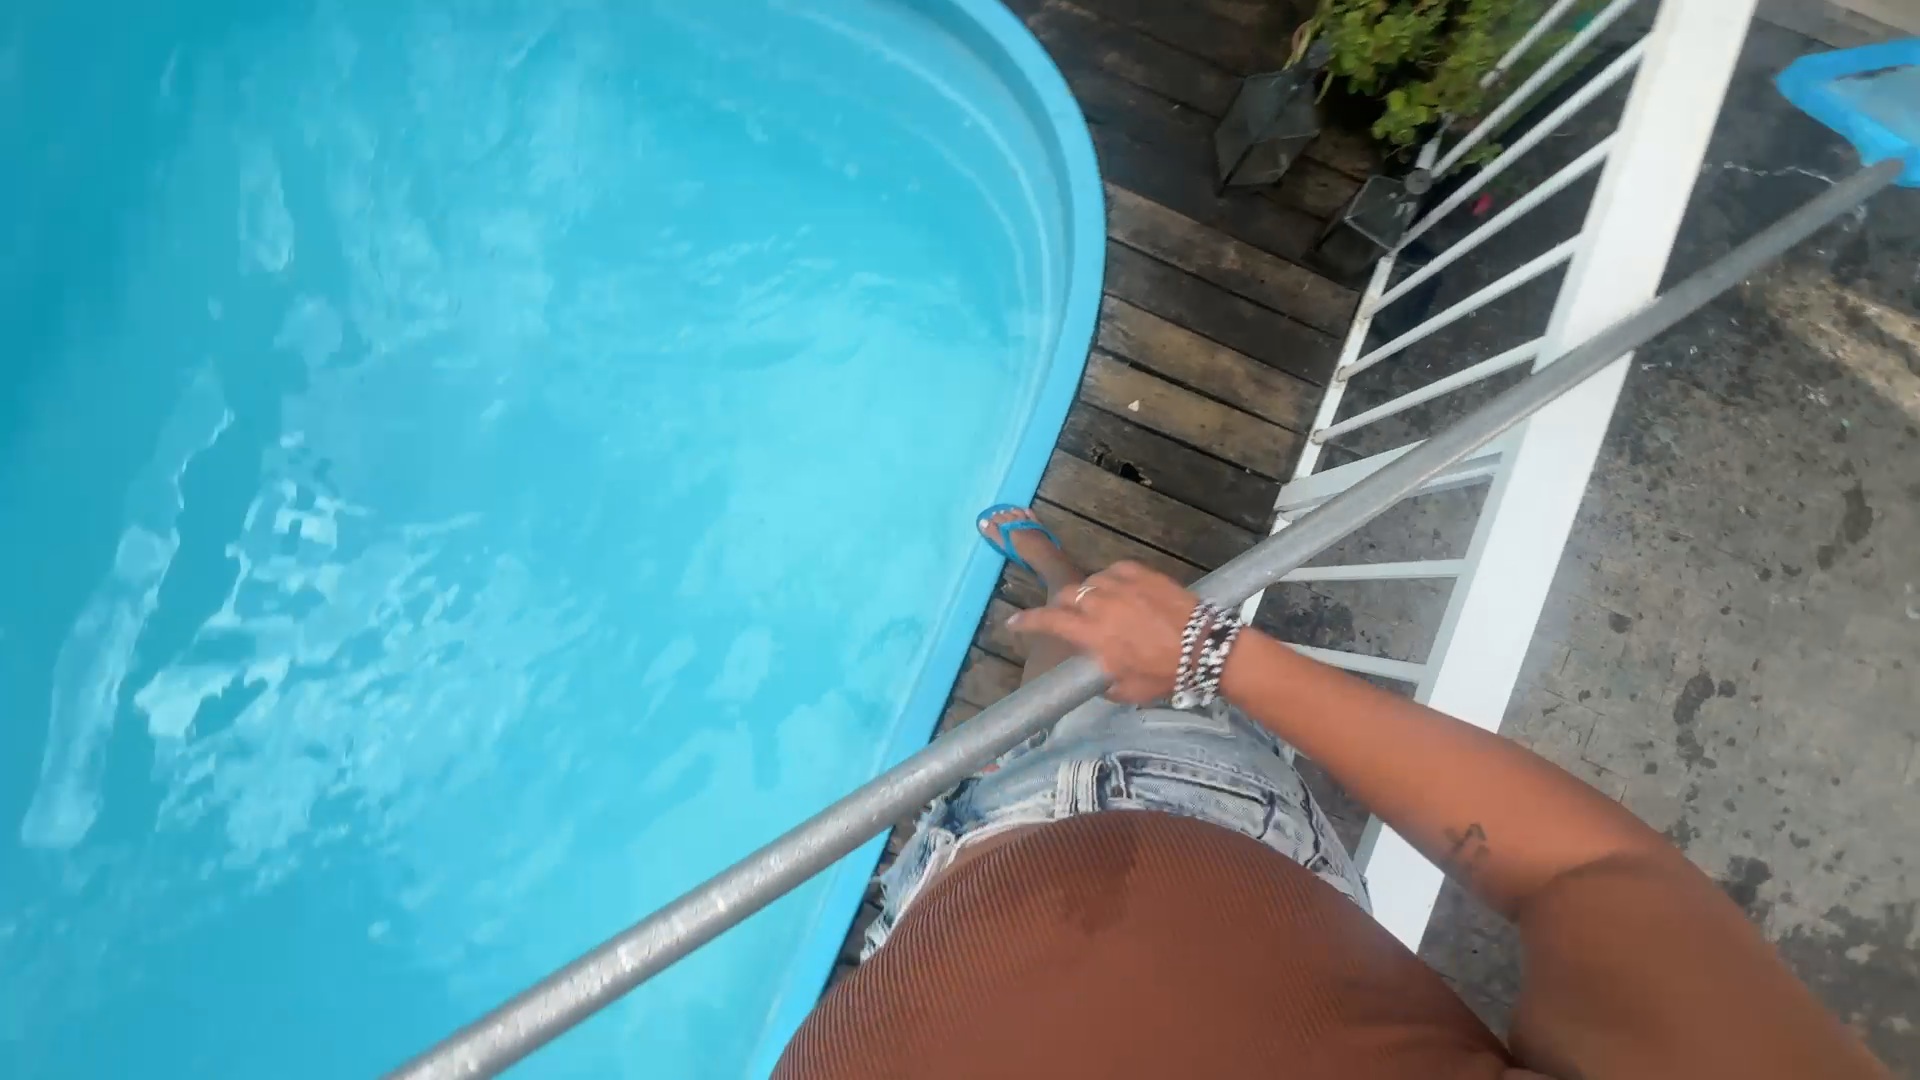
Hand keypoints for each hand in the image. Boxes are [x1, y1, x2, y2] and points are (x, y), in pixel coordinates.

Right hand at [1006, 561, 1203, 703]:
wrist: (1207, 648)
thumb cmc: (1166, 674)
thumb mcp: (1127, 690)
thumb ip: (1102, 680)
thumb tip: (1094, 675)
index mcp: (1092, 635)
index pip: (1048, 621)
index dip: (1026, 621)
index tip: (1013, 622)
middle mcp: (1100, 605)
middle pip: (1065, 596)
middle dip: (1060, 607)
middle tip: (1065, 616)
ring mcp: (1121, 585)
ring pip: (1089, 582)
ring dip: (1087, 593)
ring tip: (1097, 604)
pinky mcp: (1141, 572)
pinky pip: (1114, 570)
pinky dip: (1110, 580)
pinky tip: (1118, 590)